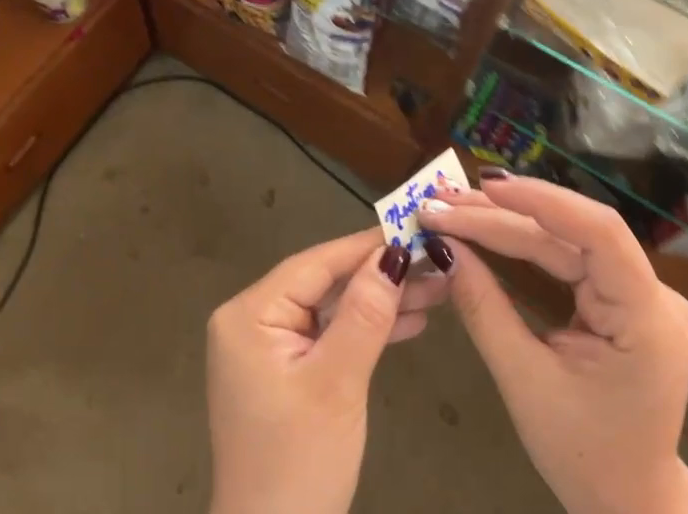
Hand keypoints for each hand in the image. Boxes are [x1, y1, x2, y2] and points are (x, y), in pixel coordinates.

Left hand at [206, 227, 449, 513]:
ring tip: (436, 289)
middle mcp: (251, 322)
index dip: (366, 246)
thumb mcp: (336, 383)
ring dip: (379, 302)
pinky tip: (409, 323)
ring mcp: (266, 349)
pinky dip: (365, 331)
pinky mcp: (284, 374)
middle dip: (380, 276)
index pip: (314, 264)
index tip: (415, 228)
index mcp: (249, 315)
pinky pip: (328, 337)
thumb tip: (392, 254)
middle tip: (438, 262)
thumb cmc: (299, 459)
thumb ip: (364, 314)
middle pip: (323, 284)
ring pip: (330, 310)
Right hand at [418, 170, 687, 513]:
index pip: (599, 233)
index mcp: (647, 317)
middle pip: (569, 234)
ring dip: (504, 224)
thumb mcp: (524, 379)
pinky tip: (483, 227)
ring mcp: (636, 295)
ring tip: (448, 208)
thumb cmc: (581, 451)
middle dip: (500, 216)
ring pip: (564, 242)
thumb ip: (483, 307)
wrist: (626, 499)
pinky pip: (567, 261)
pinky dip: (521, 245)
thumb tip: (441, 248)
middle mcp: (651, 294)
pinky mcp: (618, 300)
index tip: (483, 185)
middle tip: (438, 203)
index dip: (541, 199)